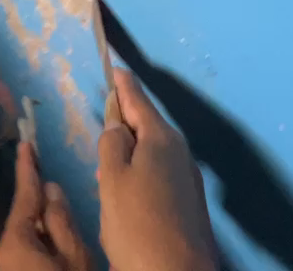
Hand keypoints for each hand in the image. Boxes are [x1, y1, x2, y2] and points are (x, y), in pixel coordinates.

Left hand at [0, 139, 90, 270]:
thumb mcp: (74, 257)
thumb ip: (62, 221)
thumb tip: (51, 189)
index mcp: (16, 239)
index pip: (24, 195)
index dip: (27, 168)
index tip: (25, 143)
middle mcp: (6, 249)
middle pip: (25, 213)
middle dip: (36, 190)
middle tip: (41, 161)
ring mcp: (9, 263)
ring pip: (29, 230)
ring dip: (41, 214)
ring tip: (52, 194)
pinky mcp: (16, 270)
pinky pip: (30, 245)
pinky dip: (41, 232)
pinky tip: (53, 228)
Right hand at [98, 68, 218, 270]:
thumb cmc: (139, 225)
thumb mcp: (112, 178)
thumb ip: (111, 143)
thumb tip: (118, 123)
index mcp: (161, 137)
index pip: (138, 98)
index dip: (122, 83)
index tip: (114, 67)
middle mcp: (180, 151)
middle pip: (146, 125)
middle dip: (124, 123)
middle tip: (102, 124)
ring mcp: (188, 178)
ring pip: (152, 152)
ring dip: (131, 153)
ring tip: (108, 164)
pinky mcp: (189, 203)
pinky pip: (159, 174)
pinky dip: (141, 174)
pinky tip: (128, 195)